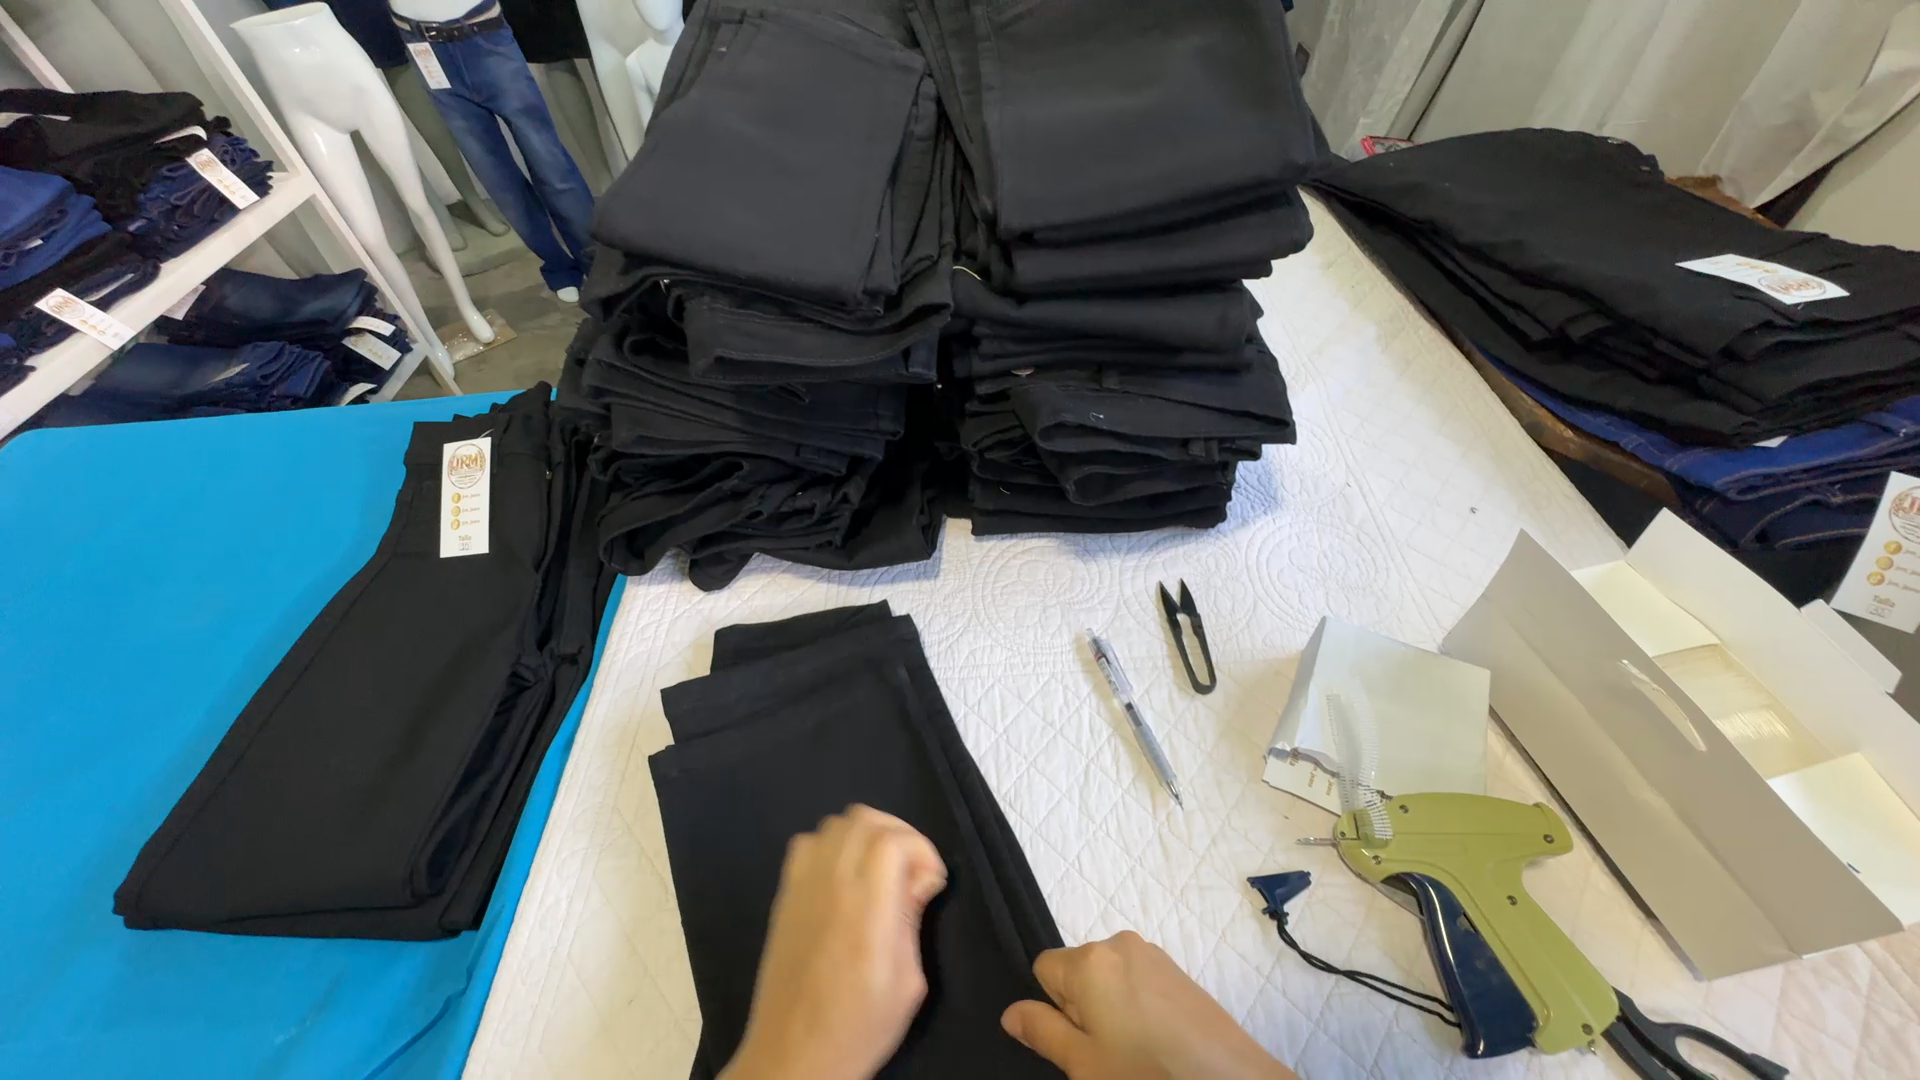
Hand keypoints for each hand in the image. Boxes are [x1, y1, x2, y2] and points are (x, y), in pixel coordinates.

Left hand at [719, 805, 948, 1079]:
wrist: (792, 1057)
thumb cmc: (858, 1027)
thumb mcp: (908, 982)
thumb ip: (912, 919)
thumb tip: (919, 878)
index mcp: (865, 908)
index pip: (892, 840)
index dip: (921, 849)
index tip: (931, 882)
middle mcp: (830, 885)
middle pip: (864, 820)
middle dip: (899, 834)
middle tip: (912, 869)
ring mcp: (801, 886)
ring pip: (836, 824)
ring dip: (866, 835)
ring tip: (881, 870)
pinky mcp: (784, 895)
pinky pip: (808, 843)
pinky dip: (832, 845)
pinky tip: (844, 877)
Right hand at [1002, 931, 1297, 1079]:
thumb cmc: (1147, 1075)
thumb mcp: (1085, 1065)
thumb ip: (1043, 1033)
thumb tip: (1010, 1012)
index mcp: (1090, 960)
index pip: (1043, 968)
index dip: (1052, 1008)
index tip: (1078, 1041)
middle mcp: (1119, 943)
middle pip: (1077, 970)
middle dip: (1083, 1008)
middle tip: (1108, 1053)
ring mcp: (1153, 954)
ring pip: (1108, 978)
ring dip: (1111, 1010)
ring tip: (1137, 1053)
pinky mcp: (1179, 971)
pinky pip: (1138, 981)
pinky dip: (1138, 1008)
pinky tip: (1159, 1045)